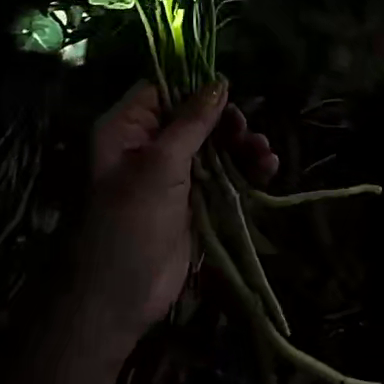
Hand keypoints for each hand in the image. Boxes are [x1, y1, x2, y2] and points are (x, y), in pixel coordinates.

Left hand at [0, 78, 276, 383]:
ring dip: (243, 145)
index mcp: (128, 129)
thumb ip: (193, 121)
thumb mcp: (160, 164)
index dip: (196, 85)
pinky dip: (247, 168)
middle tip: (244, 130)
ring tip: (262, 152)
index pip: (164, 88)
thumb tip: (219, 81)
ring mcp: (174, 175)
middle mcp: (150, 145)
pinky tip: (267, 167)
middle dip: (227, 121)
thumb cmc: (129, 222)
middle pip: (198, 116)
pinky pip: (226, 173)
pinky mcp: (195, 200)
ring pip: (217, 144)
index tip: (229, 88)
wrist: (115, 302)